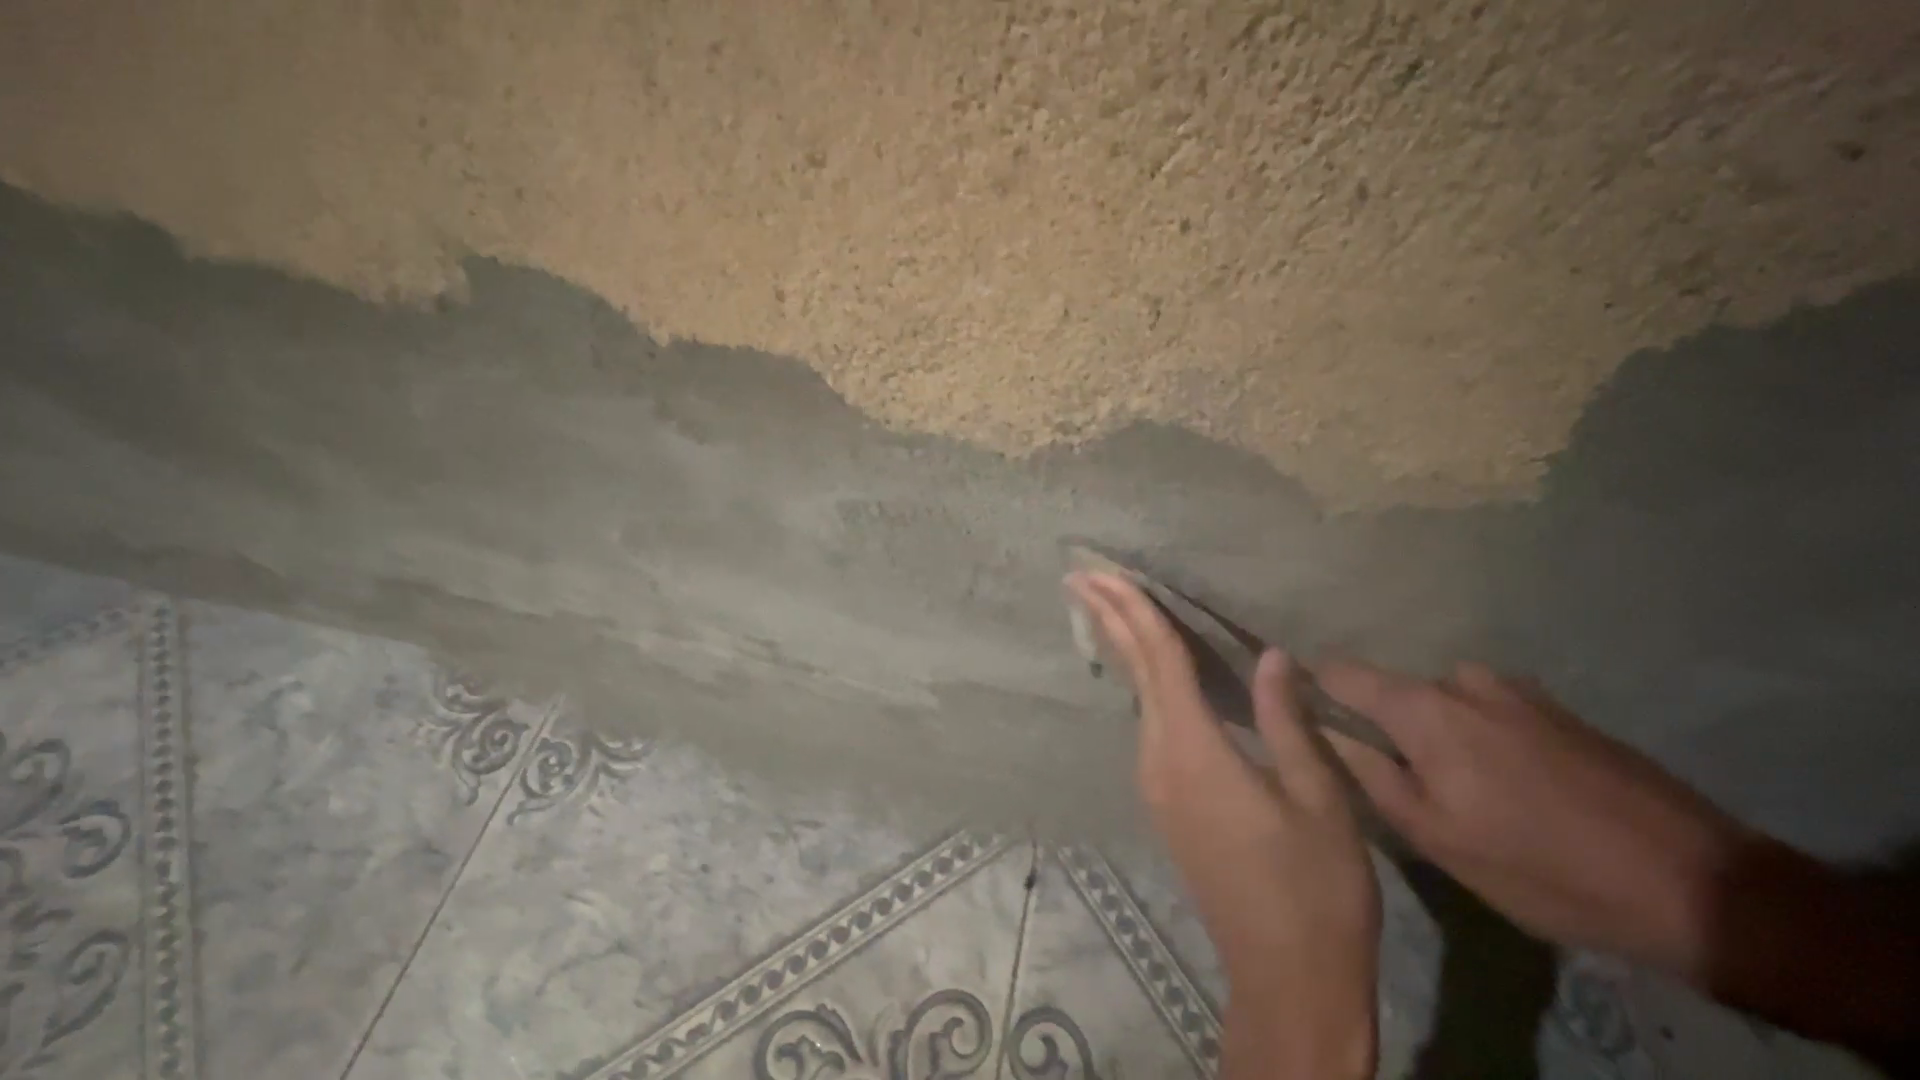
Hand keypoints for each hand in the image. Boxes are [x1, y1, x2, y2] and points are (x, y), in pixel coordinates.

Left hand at [1067, 572, 1378, 1079]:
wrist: (1286, 976)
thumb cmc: (1316, 888)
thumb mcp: (1318, 797)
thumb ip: (1286, 721)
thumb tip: (1270, 655)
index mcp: (1195, 752)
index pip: (1159, 662)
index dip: (1134, 611)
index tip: (1102, 571)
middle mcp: (1161, 762)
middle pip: (1134, 674)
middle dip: (1109, 620)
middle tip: (1081, 574)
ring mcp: (1158, 787)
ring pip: (1137, 699)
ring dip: (1124, 648)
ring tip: (1111, 605)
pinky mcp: (1167, 806)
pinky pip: (1151, 726)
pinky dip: (1144, 685)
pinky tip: (1150, 672)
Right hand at [1314, 659, 1755, 979]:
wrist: (1693, 882)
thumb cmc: (1541, 868)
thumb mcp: (1437, 837)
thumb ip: (1370, 775)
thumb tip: (1318, 729)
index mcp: (1426, 709)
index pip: (1342, 673)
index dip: (1311, 687)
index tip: (1294, 711)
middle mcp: (1466, 683)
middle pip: (1395, 694)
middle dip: (1384, 730)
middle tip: (1397, 789)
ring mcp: (1519, 693)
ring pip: (1445, 707)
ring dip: (1436, 738)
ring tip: (1459, 796)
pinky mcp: (1559, 712)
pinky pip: (1489, 715)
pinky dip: (1479, 742)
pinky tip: (1509, 793)